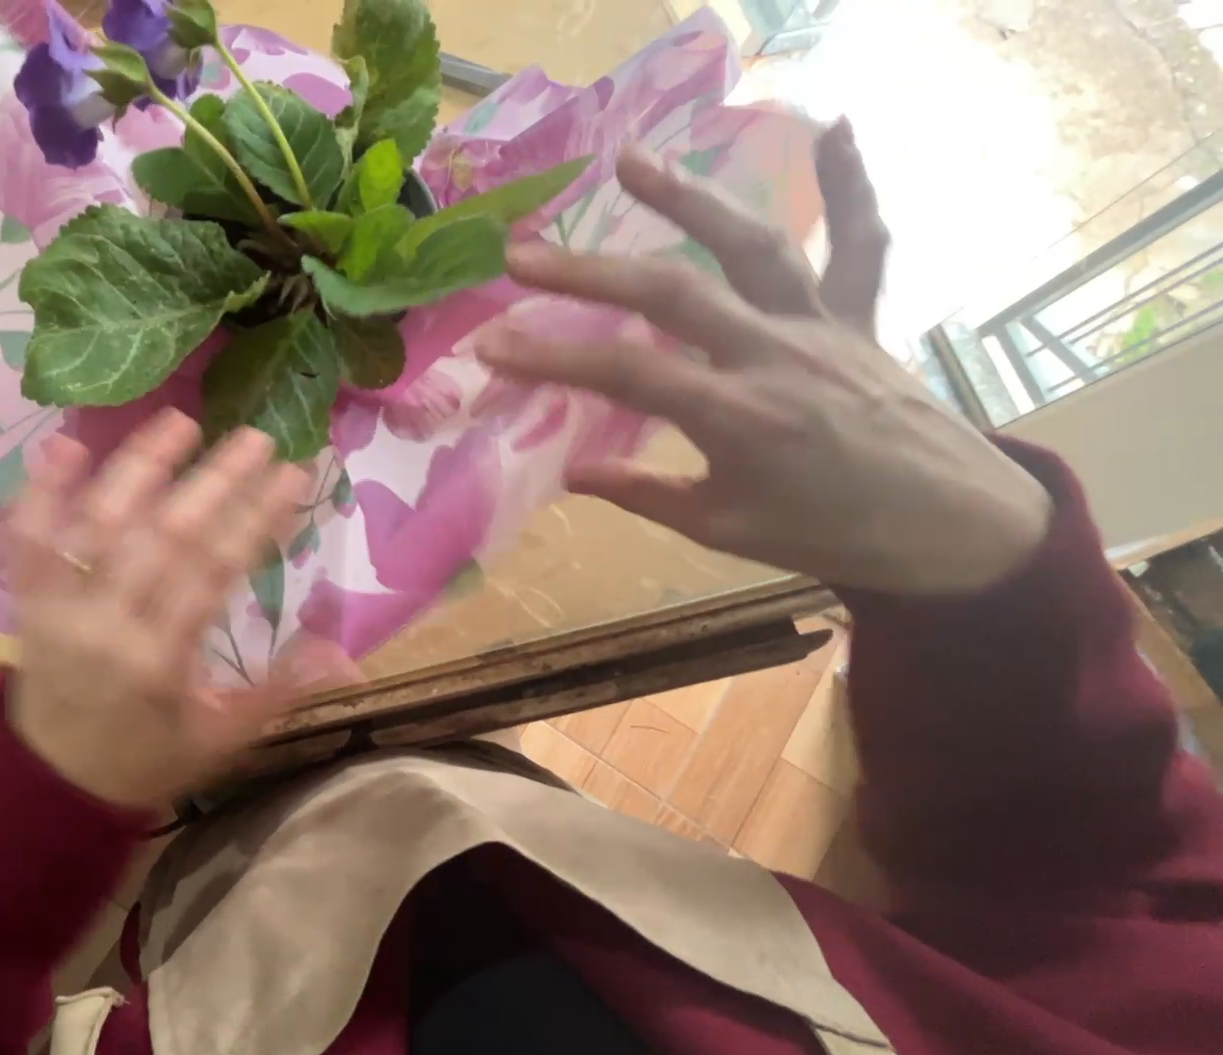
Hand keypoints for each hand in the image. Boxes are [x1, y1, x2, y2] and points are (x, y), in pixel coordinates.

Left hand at [6, 411, 308, 807]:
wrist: (49, 786)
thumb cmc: (144, 762)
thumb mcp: (219, 743)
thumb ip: (276, 695)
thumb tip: (343, 654)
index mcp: (160, 661)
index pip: (214, 573)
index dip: (257, 519)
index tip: (293, 475)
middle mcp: (108, 624)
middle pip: (164, 538)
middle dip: (215, 482)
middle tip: (255, 437)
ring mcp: (60, 608)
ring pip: (99, 526)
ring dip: (139, 468)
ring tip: (180, 422)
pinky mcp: (27, 601)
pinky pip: (28, 542)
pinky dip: (41, 492)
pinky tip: (64, 442)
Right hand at [474, 120, 1051, 595]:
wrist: (956, 526)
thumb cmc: (829, 535)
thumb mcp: (723, 529)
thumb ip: (643, 494)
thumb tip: (569, 473)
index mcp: (737, 416)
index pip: (625, 375)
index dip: (551, 356)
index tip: (490, 345)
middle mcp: (775, 353)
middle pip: (670, 295)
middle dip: (588, 272)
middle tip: (522, 255)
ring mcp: (821, 325)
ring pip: (752, 246)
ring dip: (689, 199)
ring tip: (631, 161)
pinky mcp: (858, 316)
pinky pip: (861, 244)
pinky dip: (852, 186)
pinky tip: (834, 128)